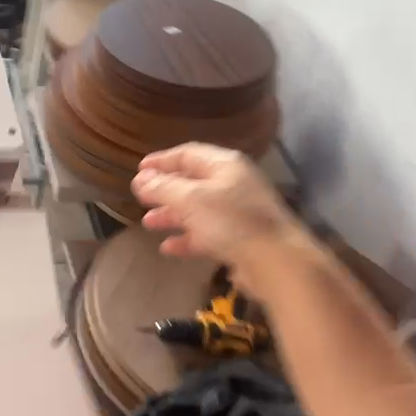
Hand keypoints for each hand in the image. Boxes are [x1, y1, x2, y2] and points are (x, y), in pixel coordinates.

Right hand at [131, 143, 305, 272]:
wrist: (275, 261)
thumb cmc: (232, 221)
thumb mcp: (192, 200)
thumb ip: (164, 188)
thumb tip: (141, 180)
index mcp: (224, 166)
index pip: (188, 154)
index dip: (162, 160)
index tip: (139, 169)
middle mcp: (232, 185)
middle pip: (192, 182)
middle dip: (165, 190)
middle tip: (140, 197)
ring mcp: (237, 213)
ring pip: (197, 209)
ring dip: (172, 215)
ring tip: (148, 223)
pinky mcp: (238, 239)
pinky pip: (206, 234)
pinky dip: (186, 238)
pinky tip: (168, 247)